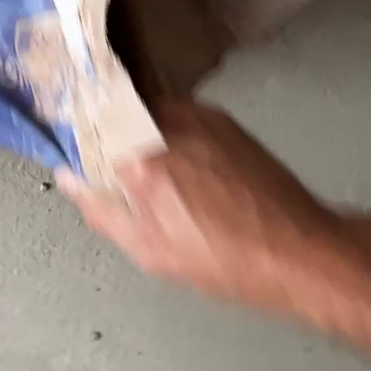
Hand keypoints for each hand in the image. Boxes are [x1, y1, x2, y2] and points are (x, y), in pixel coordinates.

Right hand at [59, 99, 351, 315]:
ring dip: (138, 132)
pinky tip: (187, 168)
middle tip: (119, 170)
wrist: (301, 251)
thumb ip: (99, 209)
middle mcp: (161, 124)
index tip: (72, 151)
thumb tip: (68, 178)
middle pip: (111, 116)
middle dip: (107, 136)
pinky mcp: (217, 115)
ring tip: (158, 173)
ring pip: (142, 112)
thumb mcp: (149, 251)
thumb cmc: (227, 258)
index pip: (82, 129)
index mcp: (138, 158)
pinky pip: (174, 114)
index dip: (73, 138)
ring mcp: (192, 114)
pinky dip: (169, 131)